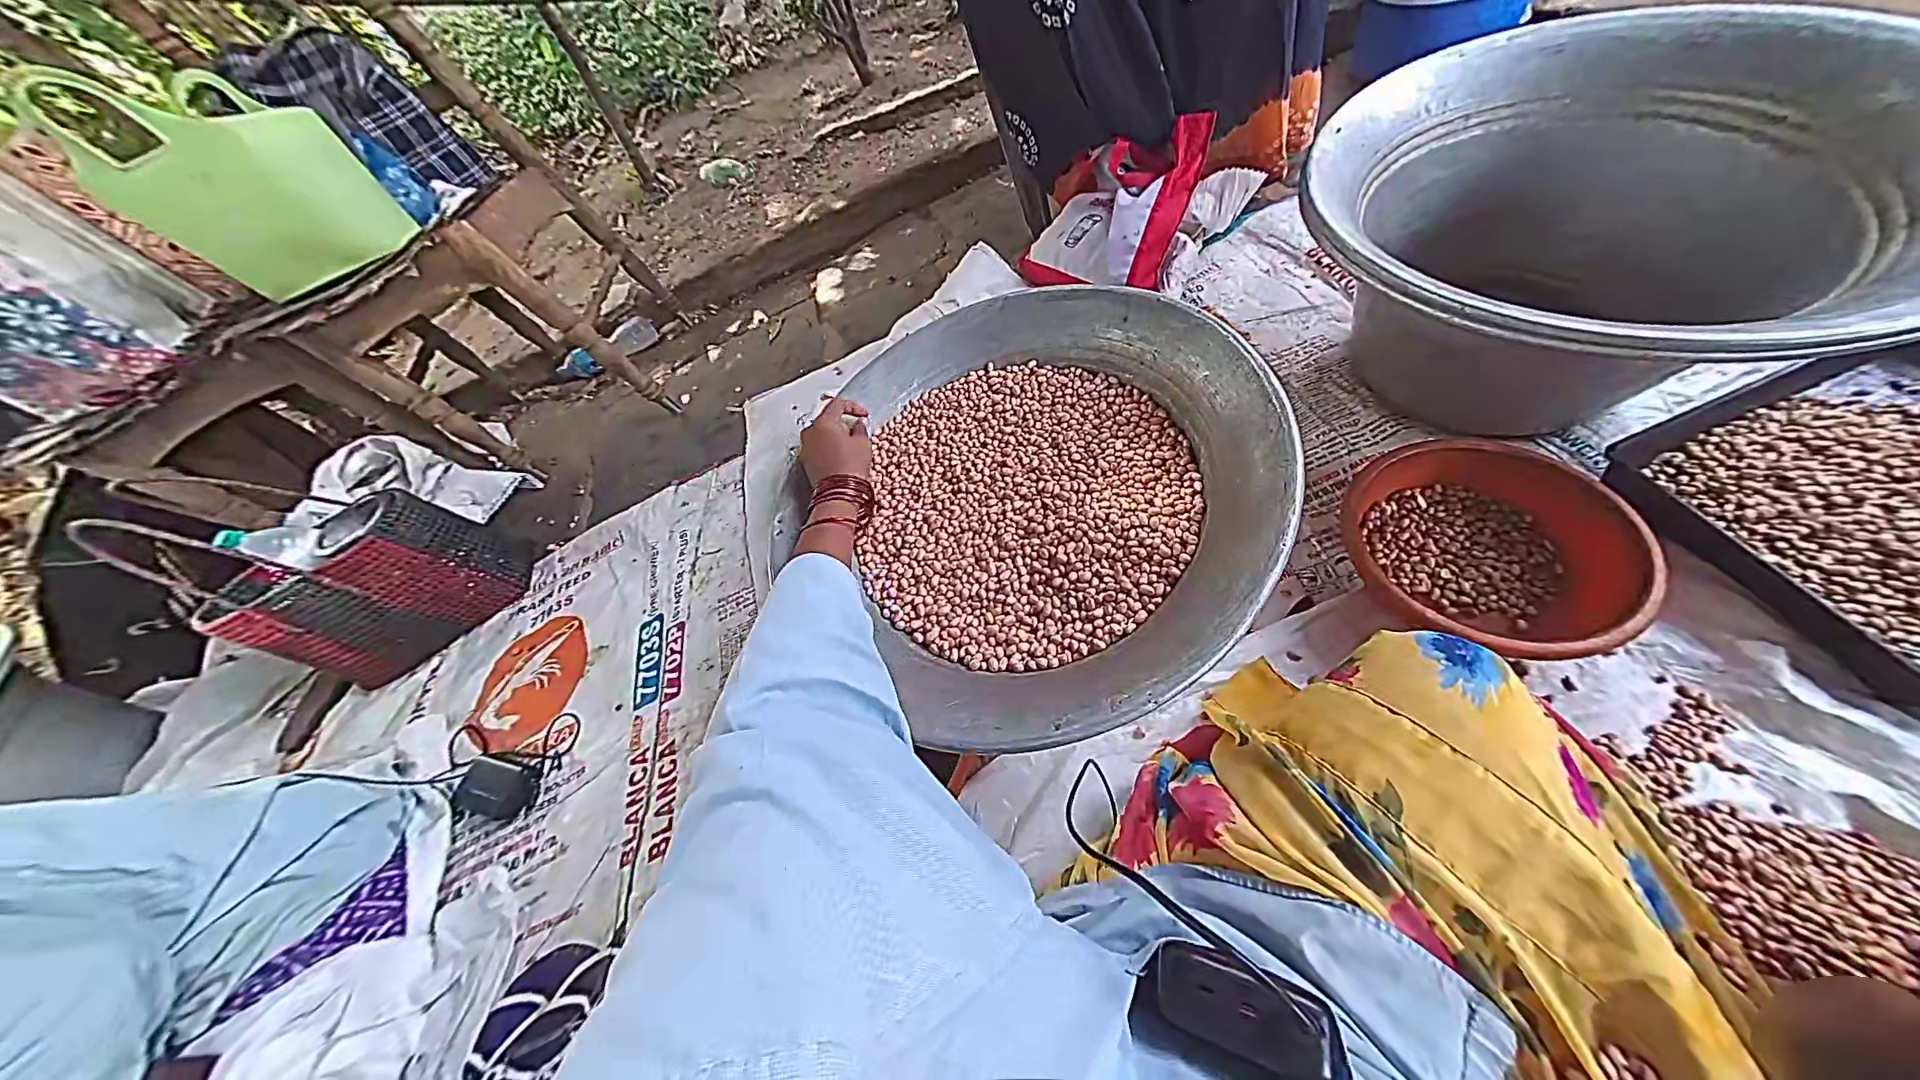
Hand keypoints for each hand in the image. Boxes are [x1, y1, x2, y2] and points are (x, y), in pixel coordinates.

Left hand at [800, 397, 871, 485]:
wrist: (838, 493)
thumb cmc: (850, 468)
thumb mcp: (863, 444)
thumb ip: (860, 428)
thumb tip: (858, 425)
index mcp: (824, 422)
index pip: (837, 404)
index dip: (853, 407)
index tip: (862, 414)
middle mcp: (810, 432)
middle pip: (826, 419)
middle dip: (842, 423)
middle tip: (856, 431)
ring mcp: (805, 447)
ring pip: (820, 434)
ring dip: (834, 436)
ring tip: (849, 447)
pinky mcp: (805, 462)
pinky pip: (817, 448)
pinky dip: (827, 448)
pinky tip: (840, 457)